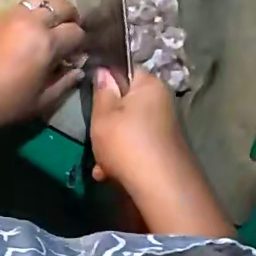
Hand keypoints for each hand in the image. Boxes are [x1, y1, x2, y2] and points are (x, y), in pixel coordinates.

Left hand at [0, 0, 85, 126]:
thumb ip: (64, 83)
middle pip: (63, 6)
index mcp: (47, 43)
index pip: (77, 32)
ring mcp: (14, 15)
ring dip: (52, 11)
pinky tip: (31, 31)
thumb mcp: (40, 102)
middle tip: (69, 38)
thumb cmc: (3, 104)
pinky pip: (25, 5)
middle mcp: (33, 22)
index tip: (77, 57)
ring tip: (51, 30)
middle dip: (72, 20)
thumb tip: (78, 70)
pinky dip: (34, 12)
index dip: (81, 45)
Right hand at [90, 68, 233, 237]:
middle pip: (126, 103)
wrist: (160, 186)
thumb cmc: (126, 142)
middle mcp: (161, 102)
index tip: (91, 95)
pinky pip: (137, 146)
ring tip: (100, 165)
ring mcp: (164, 127)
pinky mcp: (164, 149)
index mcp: (149, 85)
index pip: (126, 70)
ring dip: (111, 145)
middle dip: (106, 121)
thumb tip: (104, 70)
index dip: (106, 80)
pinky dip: (123, 157)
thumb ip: (102, 91)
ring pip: (128, 128)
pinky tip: (110, 174)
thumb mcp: (103, 115)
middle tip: (94, 136)